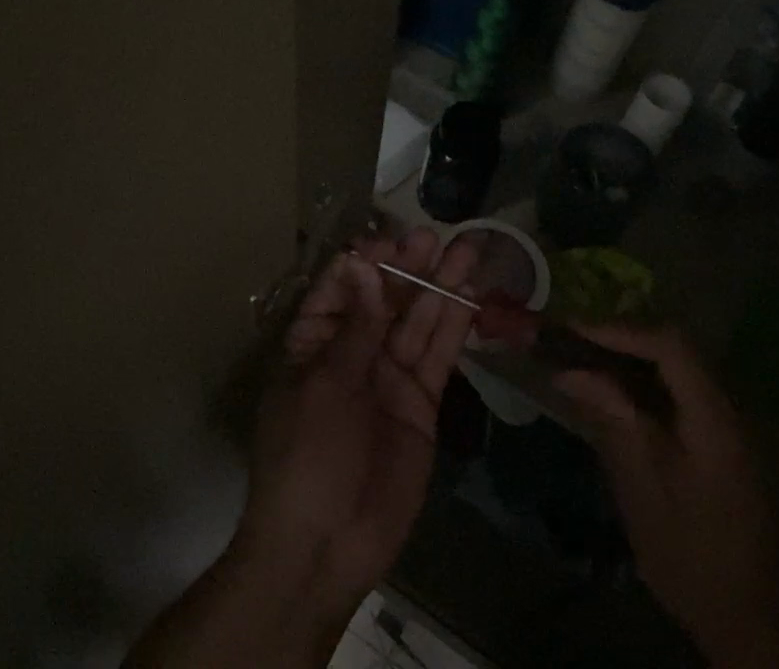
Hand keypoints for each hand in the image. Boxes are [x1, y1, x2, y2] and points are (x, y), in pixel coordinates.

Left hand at [236, 230, 477, 613]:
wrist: (327, 542)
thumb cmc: (307, 457)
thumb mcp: (324, 386)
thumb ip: (356, 329)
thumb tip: (367, 269)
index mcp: (312, 346)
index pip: (340, 292)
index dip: (364, 266)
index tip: (390, 241)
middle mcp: (352, 355)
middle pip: (384, 302)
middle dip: (409, 269)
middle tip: (435, 236)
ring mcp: (389, 379)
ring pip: (417, 323)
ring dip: (439, 288)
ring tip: (466, 250)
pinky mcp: (421, 404)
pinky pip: (438, 357)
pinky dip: (455, 327)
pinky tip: (471, 295)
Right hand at [554, 325, 778, 668]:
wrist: (754, 621)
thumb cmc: (694, 558)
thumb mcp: (644, 490)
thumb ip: (614, 422)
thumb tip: (572, 371)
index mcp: (715, 418)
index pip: (669, 346)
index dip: (617, 330)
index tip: (568, 330)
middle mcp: (730, 410)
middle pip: (676, 351)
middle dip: (619, 339)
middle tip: (567, 341)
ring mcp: (731, 428)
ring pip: (677, 371)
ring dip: (629, 360)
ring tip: (579, 361)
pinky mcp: (724, 446)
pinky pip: (680, 395)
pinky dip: (643, 387)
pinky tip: (612, 398)